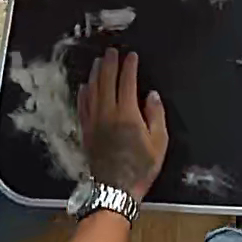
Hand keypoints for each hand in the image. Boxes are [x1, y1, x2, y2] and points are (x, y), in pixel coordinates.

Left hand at [78, 48, 167, 199]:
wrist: (115, 189)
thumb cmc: (141, 167)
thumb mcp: (159, 142)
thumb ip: (155, 115)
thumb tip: (151, 95)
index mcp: (127, 114)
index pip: (126, 82)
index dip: (129, 67)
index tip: (131, 56)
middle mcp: (107, 113)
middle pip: (106, 82)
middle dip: (109, 64)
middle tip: (111, 51)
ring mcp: (94, 122)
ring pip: (92, 91)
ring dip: (95, 74)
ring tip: (98, 62)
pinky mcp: (86, 131)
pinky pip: (82, 107)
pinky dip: (83, 93)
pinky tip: (85, 86)